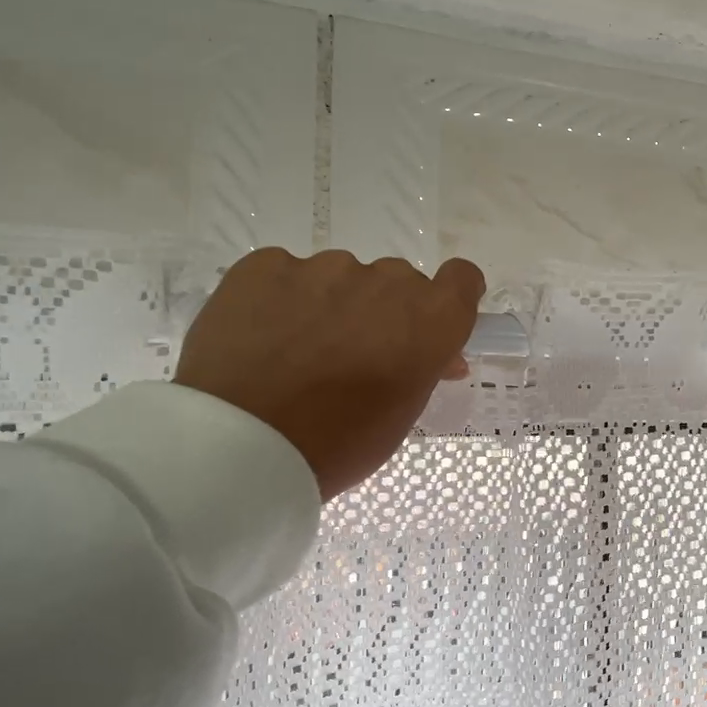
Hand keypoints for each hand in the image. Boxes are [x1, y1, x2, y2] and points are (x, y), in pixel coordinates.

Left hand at [174, 248, 485, 500]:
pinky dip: (282, 297)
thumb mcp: (405, 409)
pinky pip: (285, 272)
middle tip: (357, 352)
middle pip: (398, 280)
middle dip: (385, 309)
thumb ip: (425, 367)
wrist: (243, 441)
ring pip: (340, 277)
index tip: (431, 320)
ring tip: (300, 348)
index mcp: (433, 317)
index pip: (463, 278)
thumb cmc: (343, 439)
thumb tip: (434, 355)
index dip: (451, 295)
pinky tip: (264, 334)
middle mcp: (388, 281)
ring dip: (333, 302)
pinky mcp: (264, 265)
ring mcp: (324, 268)